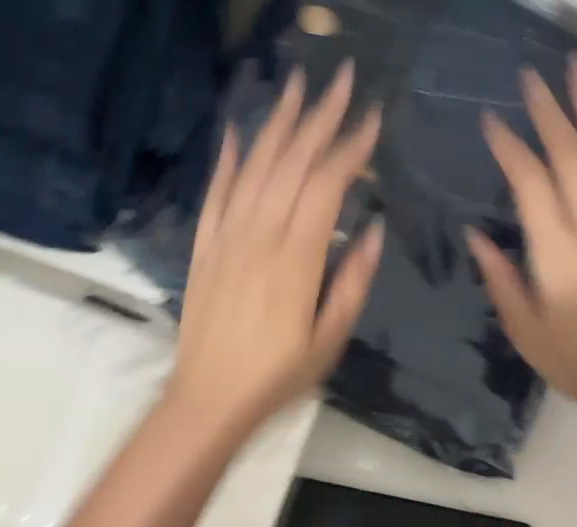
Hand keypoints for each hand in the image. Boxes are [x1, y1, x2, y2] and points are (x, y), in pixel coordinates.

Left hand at [169, 62, 383, 425]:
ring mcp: (226, 236)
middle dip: (319, 118)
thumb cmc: (278, 376)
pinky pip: (216, 193)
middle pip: (291, 163)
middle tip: (341, 80)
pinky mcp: (203, 247)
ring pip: (254, 167)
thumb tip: (372, 230)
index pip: (326, 186)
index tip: (373, 120)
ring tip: (296, 86)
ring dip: (277, 123)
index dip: (351, 149)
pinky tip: (240, 133)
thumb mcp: (328, 339)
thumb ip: (351, 283)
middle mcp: (259, 235)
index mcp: (296, 258)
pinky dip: (229, 160)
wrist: (210, 397)